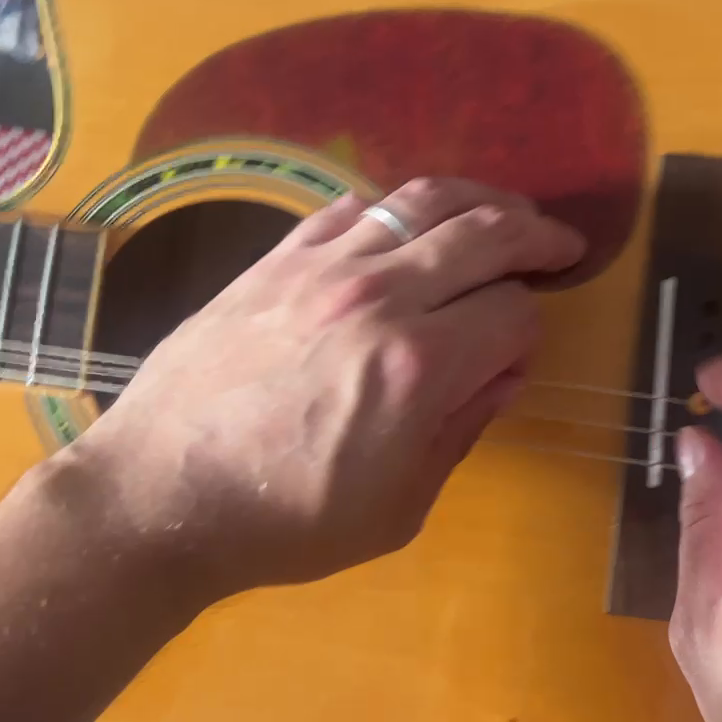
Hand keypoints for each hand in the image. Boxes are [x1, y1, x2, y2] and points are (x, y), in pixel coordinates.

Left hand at [64, 179, 585, 600]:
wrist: (160, 494)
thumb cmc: (286, 521)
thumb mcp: (400, 507)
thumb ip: (462, 429)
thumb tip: (502, 371)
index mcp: (418, 367)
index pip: (512, 314)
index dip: (529, 333)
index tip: (516, 356)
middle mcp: (380, 297)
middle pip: (485, 234)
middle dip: (537, 236)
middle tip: (561, 243)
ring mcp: (324, 267)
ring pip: (425, 200)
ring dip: (481, 200)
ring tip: (507, 211)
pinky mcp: (278, 257)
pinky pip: (356, 207)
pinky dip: (400, 206)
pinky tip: (415, 221)